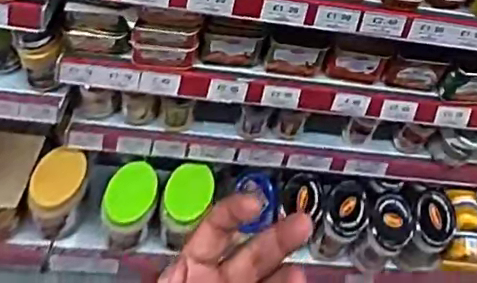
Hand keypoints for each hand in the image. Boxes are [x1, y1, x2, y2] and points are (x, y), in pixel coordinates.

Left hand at [158, 193, 313, 282]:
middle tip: (302, 220)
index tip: (255, 202)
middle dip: (279, 235)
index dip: (236, 210)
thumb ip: (190, 260)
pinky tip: (298, 278)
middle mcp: (212, 279)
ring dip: (287, 266)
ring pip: (264, 274)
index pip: (216, 225)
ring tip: (305, 260)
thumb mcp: (171, 281)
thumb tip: (199, 245)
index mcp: (187, 268)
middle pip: (251, 252)